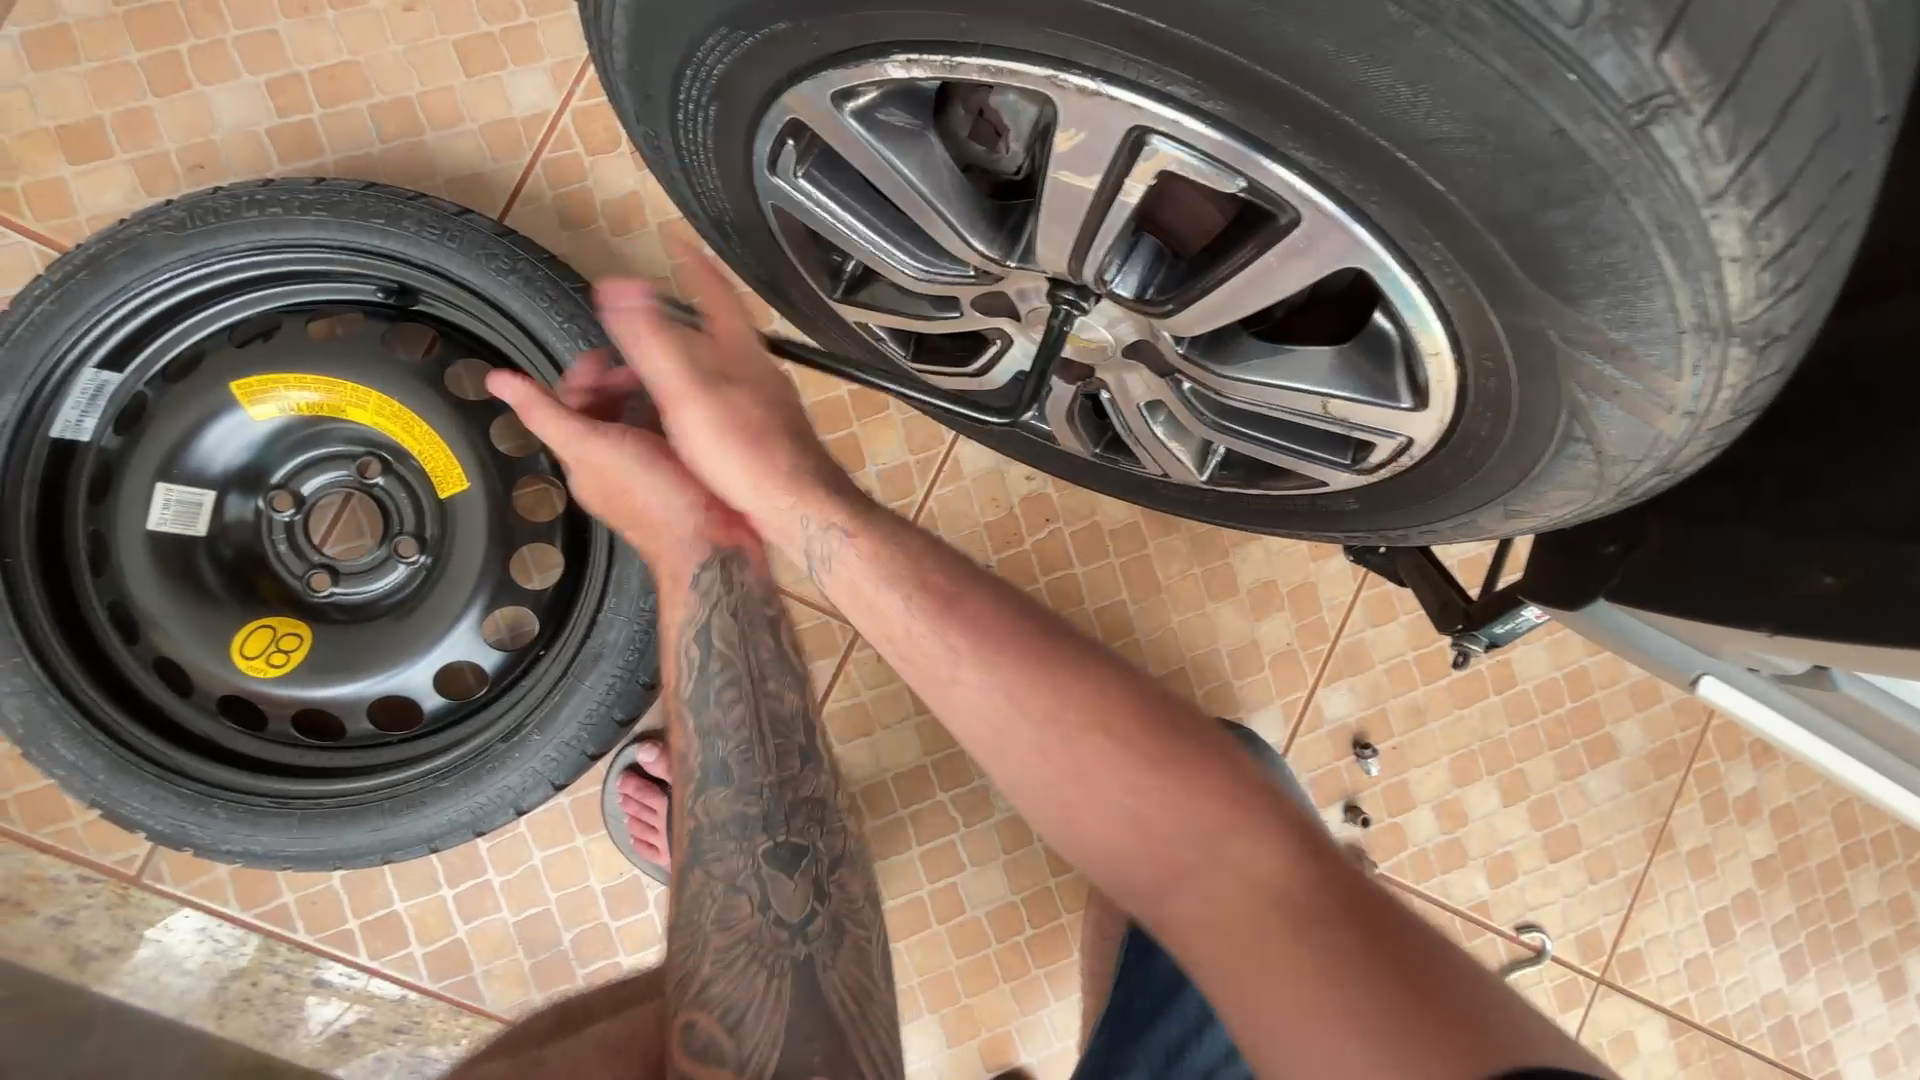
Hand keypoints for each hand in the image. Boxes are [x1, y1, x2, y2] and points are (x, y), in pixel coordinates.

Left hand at [484, 346, 754, 581]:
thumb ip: (544, 413)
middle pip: (604, 414)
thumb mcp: (590, 447)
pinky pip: (669, 436)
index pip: (569, 408)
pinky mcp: (683, 475)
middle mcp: (613, 466)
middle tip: (640, 365)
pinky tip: (688, 409)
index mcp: (585, 461)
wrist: (711, 538)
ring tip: (665, 380)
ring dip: (645, 396)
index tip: (605, 353)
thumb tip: (494, 380)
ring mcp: (650, 471)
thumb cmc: (652, 495)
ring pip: (637, 423)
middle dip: (615, 383)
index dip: (581, 377)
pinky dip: (672, 415)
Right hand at [590, 253, 857, 536]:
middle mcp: (760, 372)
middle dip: (696, 314)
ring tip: (676, 359)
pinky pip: (734, 401)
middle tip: (671, 306)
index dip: (696, 265)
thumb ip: (654, 340)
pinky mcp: (771, 436)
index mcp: (739, 354)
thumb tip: (620, 287)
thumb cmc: (749, 456)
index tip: (680, 243)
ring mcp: (769, 404)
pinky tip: (701, 416)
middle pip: (726, 330)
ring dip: (702, 357)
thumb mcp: (687, 393)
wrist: (798, 506)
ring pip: (731, 367)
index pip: (718, 294)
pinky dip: (710, 396)